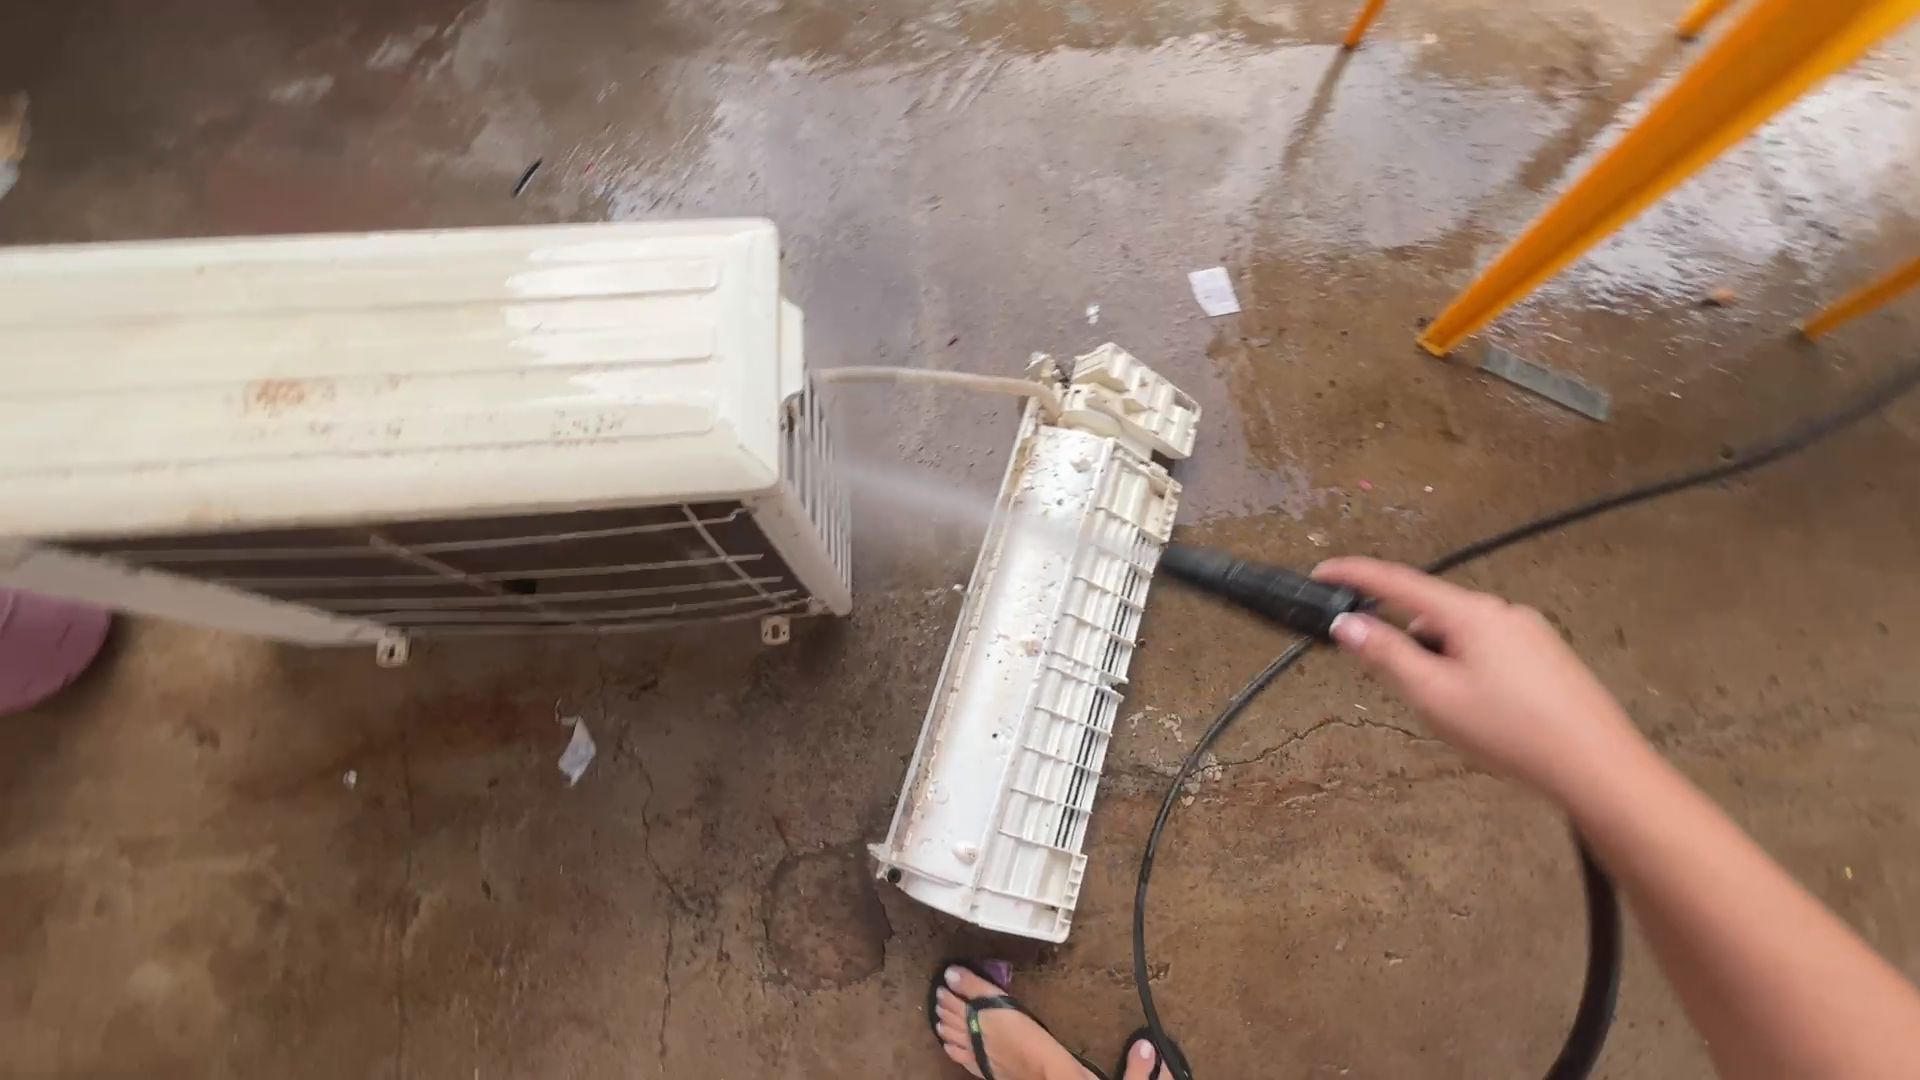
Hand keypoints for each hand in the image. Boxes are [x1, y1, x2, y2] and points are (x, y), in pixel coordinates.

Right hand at [1312, 557, 1644, 802]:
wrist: (1600, 771)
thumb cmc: (1512, 731)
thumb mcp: (1432, 694)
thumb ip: (1384, 654)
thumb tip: (1346, 624)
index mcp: (1470, 614)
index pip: (1396, 581)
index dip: (1353, 575)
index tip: (1322, 573)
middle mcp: (1501, 612)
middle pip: (1427, 613)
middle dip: (1402, 641)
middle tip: (1397, 684)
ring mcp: (1528, 633)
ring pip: (1456, 634)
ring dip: (1435, 660)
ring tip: (1448, 709)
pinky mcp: (1544, 656)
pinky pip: (1483, 648)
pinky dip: (1461, 667)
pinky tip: (1476, 707)